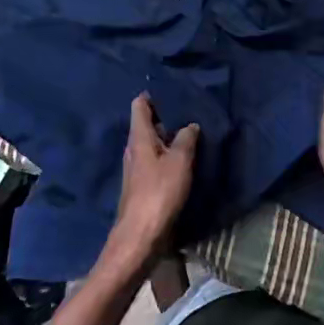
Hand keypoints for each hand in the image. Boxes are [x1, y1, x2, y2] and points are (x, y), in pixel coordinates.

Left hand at [106, 94, 198, 265]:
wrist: (141, 235)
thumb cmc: (159, 192)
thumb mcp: (179, 161)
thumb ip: (186, 139)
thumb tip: (190, 124)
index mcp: (138, 138)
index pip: (139, 106)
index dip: (152, 96)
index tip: (170, 89)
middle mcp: (133, 150)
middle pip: (145, 125)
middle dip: (164, 116)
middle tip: (188, 108)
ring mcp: (136, 169)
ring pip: (151, 144)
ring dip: (168, 137)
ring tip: (190, 131)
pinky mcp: (143, 186)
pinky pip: (155, 161)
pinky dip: (168, 155)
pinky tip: (183, 158)